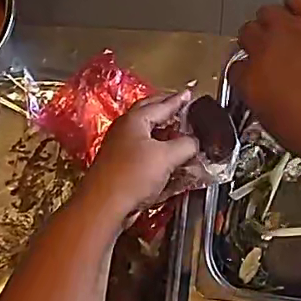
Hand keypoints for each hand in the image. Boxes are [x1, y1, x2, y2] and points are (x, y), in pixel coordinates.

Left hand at [80, 90, 199, 217]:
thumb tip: (195, 142)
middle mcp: (125, 130)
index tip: (189, 94)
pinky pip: (144, 151)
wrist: (105, 206)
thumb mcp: (167, 156)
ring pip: (147, 134)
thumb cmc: (134, 175)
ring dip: (164, 132)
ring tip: (179, 132)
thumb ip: (186, 145)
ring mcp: (121, 148)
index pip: (162, 104)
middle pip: (150, 114)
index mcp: (135, 120)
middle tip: (181, 106)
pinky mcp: (120, 166)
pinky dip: (158, 150)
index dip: (178, 100)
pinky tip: (168, 158)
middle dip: (166, 110)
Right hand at [235, 0, 300, 174]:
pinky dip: (299, 1)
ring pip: (267, 11)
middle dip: (260, 43)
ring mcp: (293, 31)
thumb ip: (265, 102)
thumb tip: (267, 90)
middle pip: (248, 33)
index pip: (236, 68)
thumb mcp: (281, 129)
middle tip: (279, 54)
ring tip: (294, 35)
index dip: (250, 71)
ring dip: (276, 22)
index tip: (262, 74)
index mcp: (253, 86)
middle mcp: (267, 53)